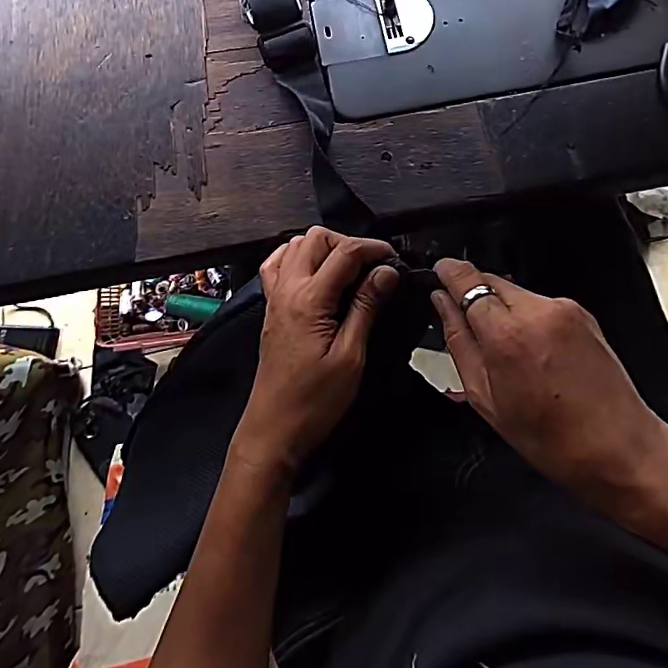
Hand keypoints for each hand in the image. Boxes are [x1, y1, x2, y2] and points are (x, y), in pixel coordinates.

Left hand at [235, 227, 399, 475]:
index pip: (344, 252)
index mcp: (308, 300)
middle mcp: (287, 291)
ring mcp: (276, 298)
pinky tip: (317, 273)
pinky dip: (298, 258)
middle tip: (373, 265)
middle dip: (349, 243)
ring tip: (351, 271)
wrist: (274, 430)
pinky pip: (278, 265)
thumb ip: (366, 307)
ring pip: (296, 245)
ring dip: (325, 248)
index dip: (374, 248)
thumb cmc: (312, 402)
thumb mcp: (351, 357)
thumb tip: (385, 273)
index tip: (394, 259)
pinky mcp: (273, 309)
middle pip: (316, 238)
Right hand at [430, 258, 667, 507]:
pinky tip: (533, 353)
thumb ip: (458, 341)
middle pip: (491, 279)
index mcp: (507, 334)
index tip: (441, 271)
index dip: (449, 271)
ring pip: (515, 291)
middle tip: (469, 325)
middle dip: (475, 294)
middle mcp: (537, 312)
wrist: (620, 449)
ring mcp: (564, 310)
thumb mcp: (485, 397)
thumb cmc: (555, 438)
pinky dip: (528, 318)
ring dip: (502, 308)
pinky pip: (540, 303)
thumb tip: (442, 305)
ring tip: (508, 352)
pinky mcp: (583, 314)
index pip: (468, 280)